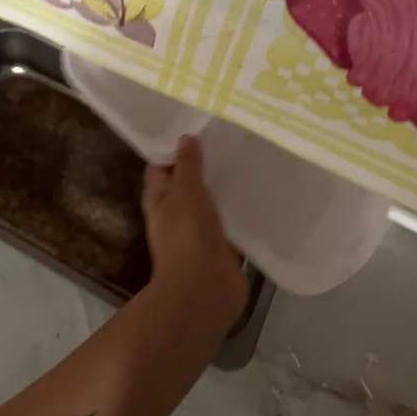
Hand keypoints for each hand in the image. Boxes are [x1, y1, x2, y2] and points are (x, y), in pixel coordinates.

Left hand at [142, 135, 248, 333]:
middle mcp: (176, 212)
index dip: (174, 147)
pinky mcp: (222, 245)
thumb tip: (185, 138)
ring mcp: (199, 230)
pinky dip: (239, 209)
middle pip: (188, 182)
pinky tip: (257, 191)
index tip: (195, 125)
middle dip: (204, 164)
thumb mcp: (185, 191)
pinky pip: (229, 221)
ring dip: (223, 186)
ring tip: (245, 157)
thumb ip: (187, 165)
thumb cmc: (187, 235)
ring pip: (210, 201)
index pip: (162, 165)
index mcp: (159, 198)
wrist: (204, 290)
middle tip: (227, 137)